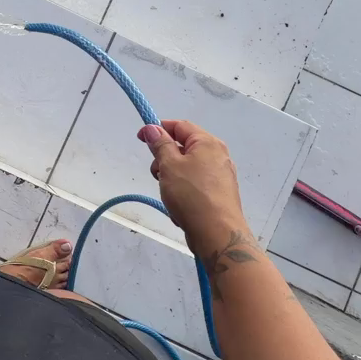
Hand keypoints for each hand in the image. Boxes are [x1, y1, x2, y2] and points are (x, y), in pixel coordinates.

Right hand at [138, 120, 253, 262]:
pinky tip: (179, 204)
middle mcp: (218, 155)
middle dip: (164, 157)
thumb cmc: (191, 195)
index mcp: (207, 143)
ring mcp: (220, 175)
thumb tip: (152, 128)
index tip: (140, 139)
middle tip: (156, 173)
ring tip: (167, 192)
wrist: (217, 234)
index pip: (179, 125)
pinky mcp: (219, 193)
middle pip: (183, 146)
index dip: (158, 128)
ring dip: (171, 175)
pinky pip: (195, 182)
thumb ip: (160, 144)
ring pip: (187, 166)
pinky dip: (183, 188)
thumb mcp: (169, 165)